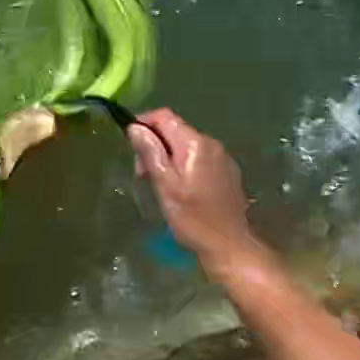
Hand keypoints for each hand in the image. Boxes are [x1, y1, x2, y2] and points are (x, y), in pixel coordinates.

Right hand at [127, 109, 262, 272]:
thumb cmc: (193, 218)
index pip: (165, 116)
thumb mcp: (165, 186)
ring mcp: (221, 155)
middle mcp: (211, 142)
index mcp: (195, 143)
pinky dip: (184, 164)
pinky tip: (180, 188)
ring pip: (186, 144)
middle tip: (142, 173)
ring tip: (159, 183)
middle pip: (175, 129)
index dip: (144, 123)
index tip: (131, 144)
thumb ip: (151, 153)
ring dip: (168, 156)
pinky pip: (199, 156)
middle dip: (155, 144)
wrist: (228, 243)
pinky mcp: (226, 169)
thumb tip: (135, 127)